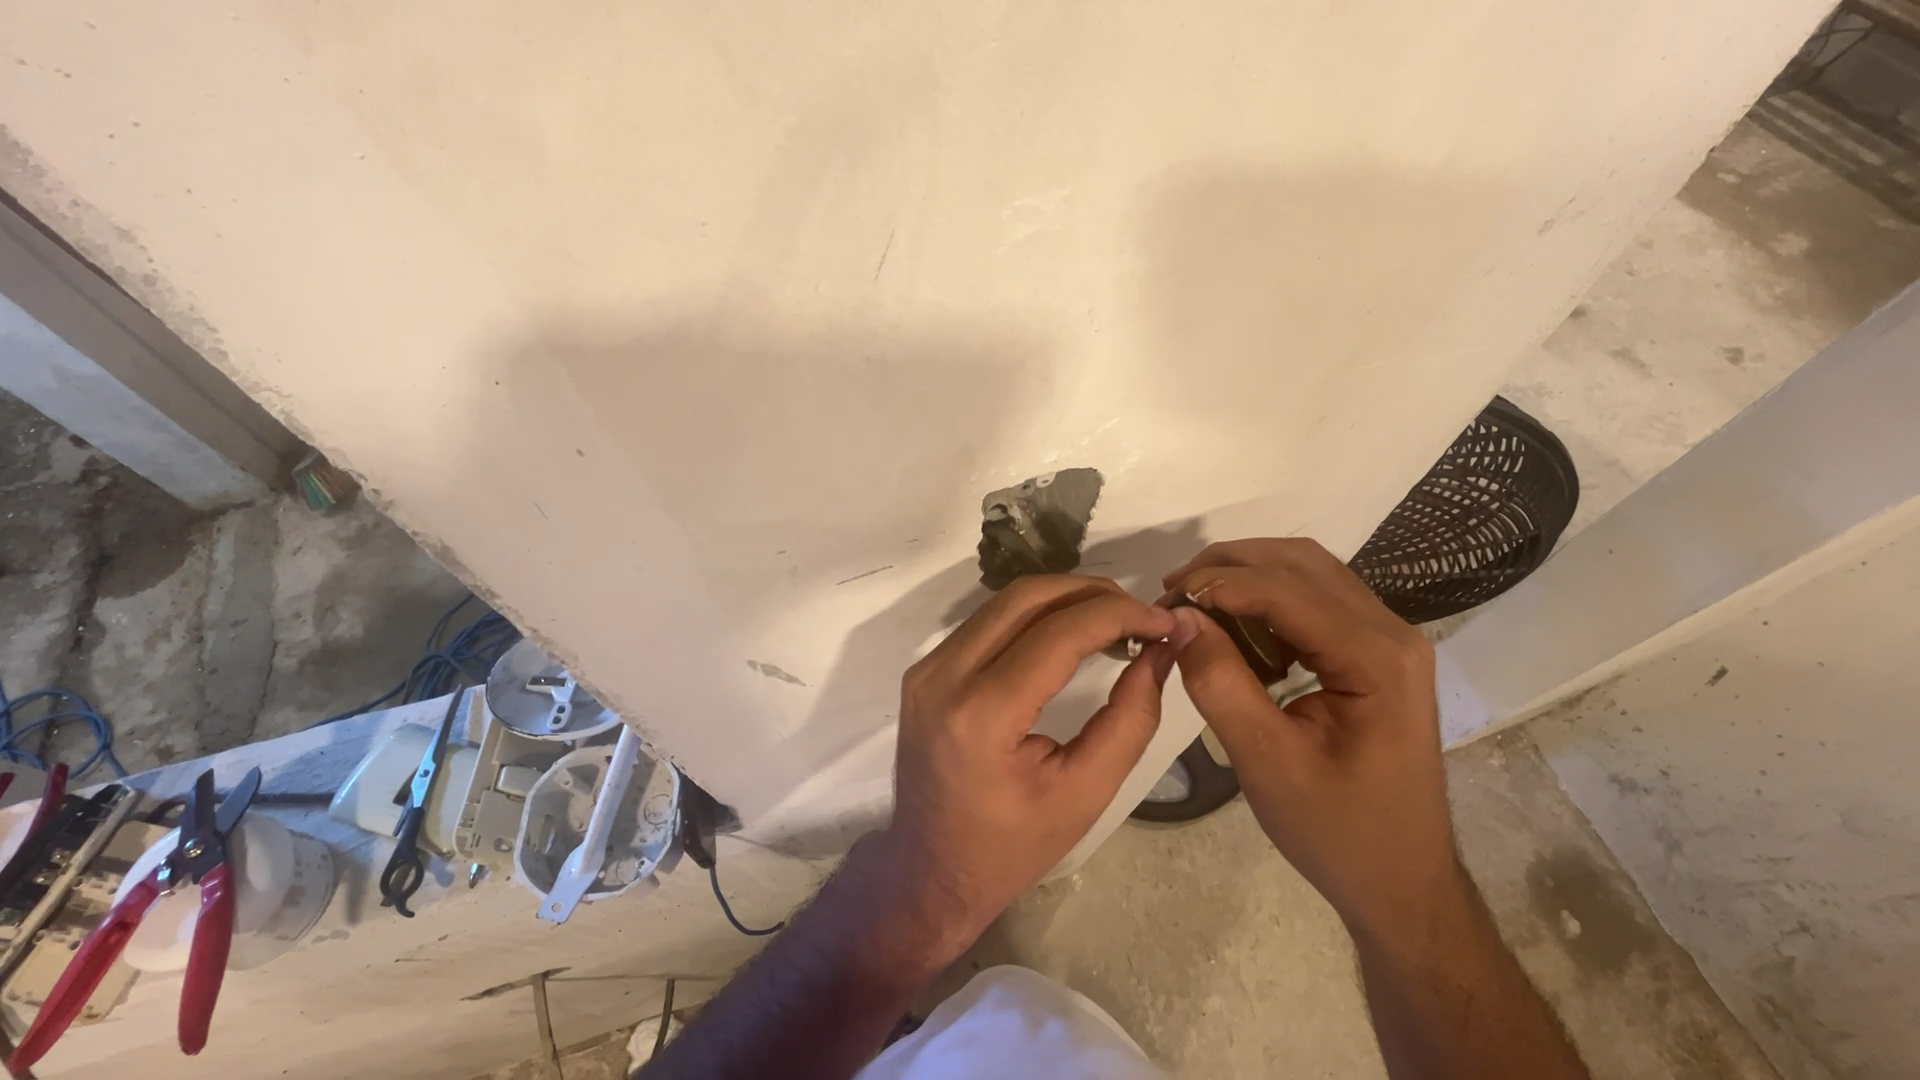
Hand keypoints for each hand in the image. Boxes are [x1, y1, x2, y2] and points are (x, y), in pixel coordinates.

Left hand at [884, 575, 1202, 947]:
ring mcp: (926, 669)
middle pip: (1026, 598)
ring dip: (1064, 598)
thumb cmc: (1011, 847)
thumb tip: (1162, 649)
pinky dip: (1034, 616)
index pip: (1058, 633)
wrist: (929, 871)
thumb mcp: (1085, 793)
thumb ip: (1131, 718)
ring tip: (1116, 620)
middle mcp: (943, 676)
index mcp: (981, 714)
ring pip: (1004, 603)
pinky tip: (1071, 632)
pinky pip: (986, 622)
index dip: (1119, 614)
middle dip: (1092, 593)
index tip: (1165, 619)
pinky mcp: (925, 670)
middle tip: (1142, 613)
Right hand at [1163, 539, 1459, 930]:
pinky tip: (1234, 628)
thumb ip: (1220, 683)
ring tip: (1193, 602)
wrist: (1401, 881)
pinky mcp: (1377, 656)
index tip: (1163, 601)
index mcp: (1376, 659)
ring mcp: (1390, 642)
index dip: (1219, 583)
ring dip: (1248, 575)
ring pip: (1311, 574)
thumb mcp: (1266, 762)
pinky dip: (1269, 601)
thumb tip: (1179, 618)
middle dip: (1231, 564)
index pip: (1287, 590)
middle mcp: (1392, 634)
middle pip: (1303, 563)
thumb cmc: (1336, 831)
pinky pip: (1318, 603)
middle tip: (1172, 591)